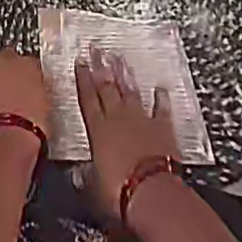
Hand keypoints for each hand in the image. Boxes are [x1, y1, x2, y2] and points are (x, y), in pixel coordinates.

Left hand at [0, 51, 51, 138]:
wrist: (9, 137)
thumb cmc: (29, 126)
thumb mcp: (44, 105)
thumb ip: (38, 89)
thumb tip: (33, 91)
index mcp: (32, 64)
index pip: (30, 61)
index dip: (27, 74)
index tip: (26, 84)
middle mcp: (11, 59)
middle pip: (8, 56)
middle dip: (8, 68)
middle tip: (10, 86)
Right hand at [76, 48, 178, 218]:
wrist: (152, 192)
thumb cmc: (119, 192)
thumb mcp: (93, 187)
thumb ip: (85, 177)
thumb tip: (79, 176)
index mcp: (98, 129)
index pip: (87, 98)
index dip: (83, 79)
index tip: (80, 62)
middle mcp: (117, 118)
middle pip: (107, 87)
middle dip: (100, 67)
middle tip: (97, 49)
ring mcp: (141, 120)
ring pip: (130, 92)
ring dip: (124, 75)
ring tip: (120, 59)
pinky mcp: (162, 128)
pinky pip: (160, 108)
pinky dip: (160, 98)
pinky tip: (160, 89)